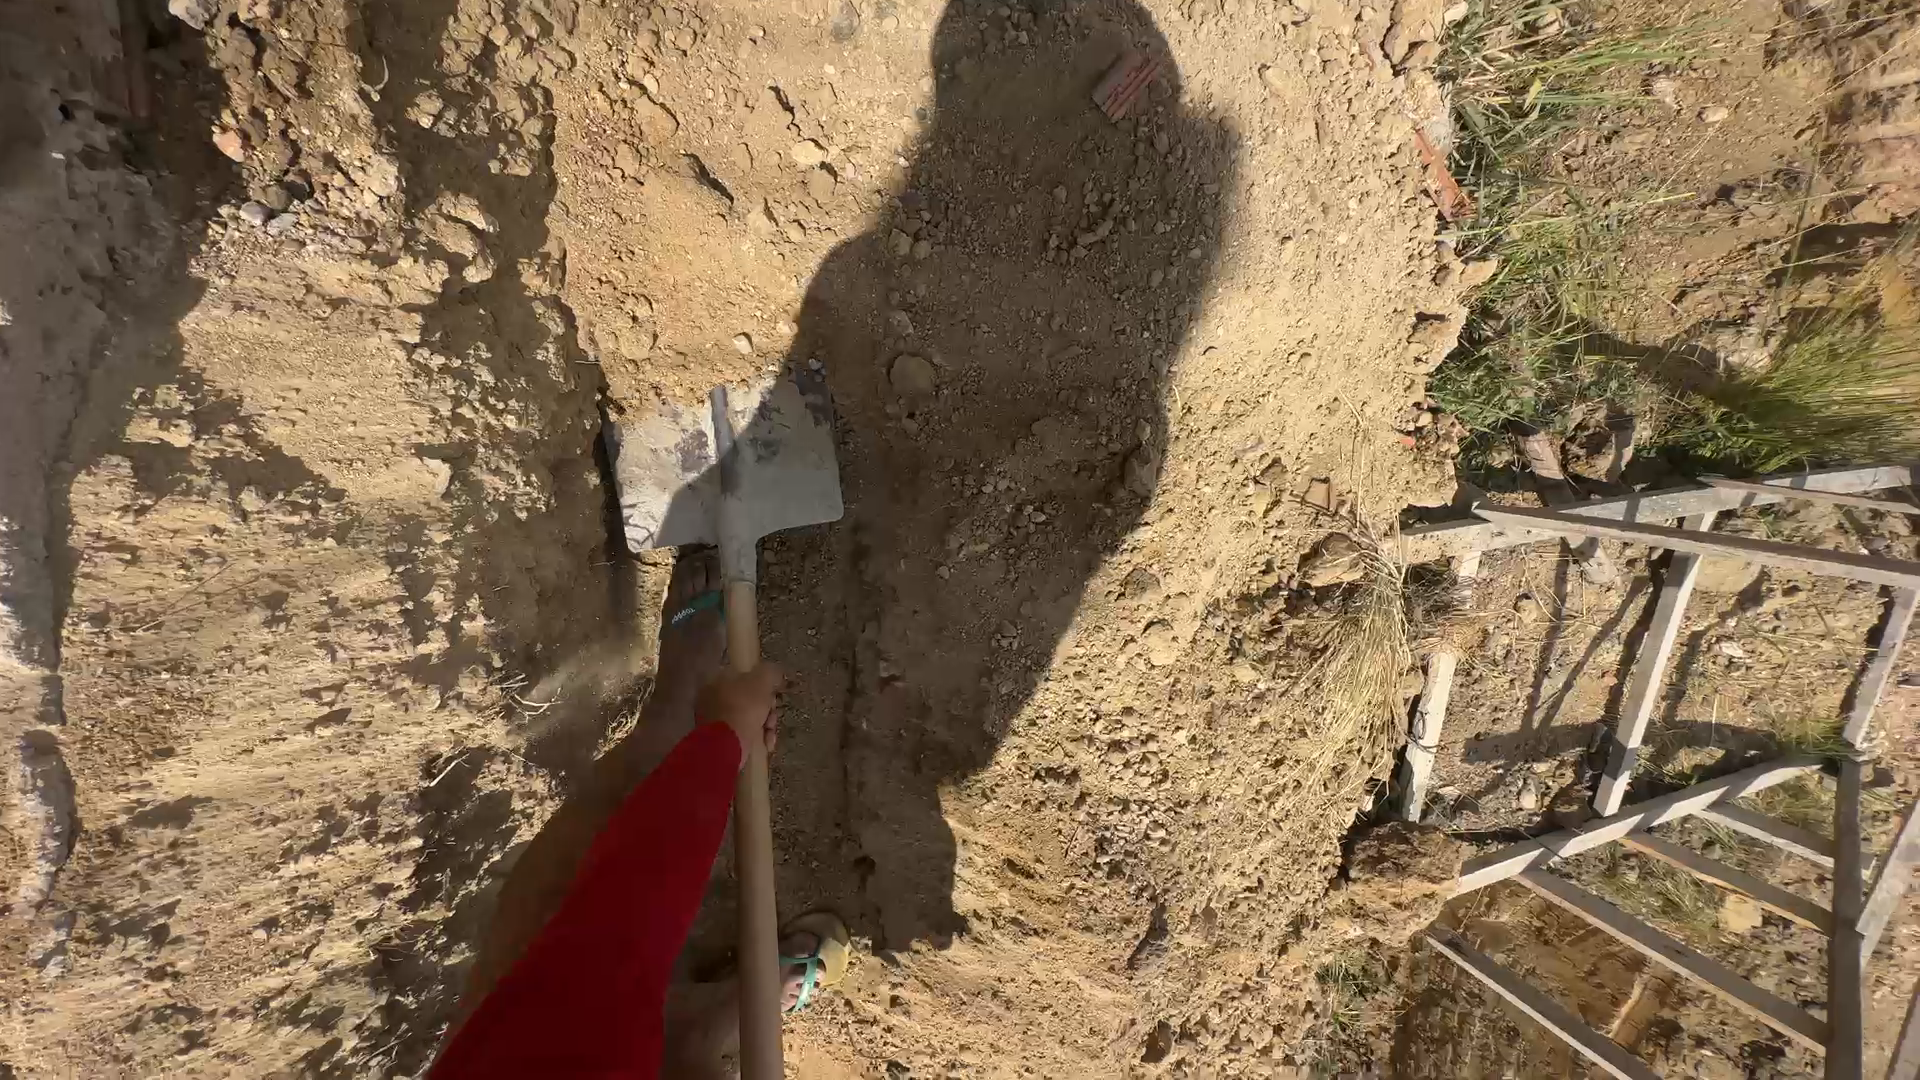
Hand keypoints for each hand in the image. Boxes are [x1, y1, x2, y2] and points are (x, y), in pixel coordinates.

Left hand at [696, 663, 781, 757]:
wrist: (726, 744)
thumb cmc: (743, 707)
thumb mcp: (762, 680)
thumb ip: (770, 672)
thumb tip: (774, 673)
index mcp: (718, 679)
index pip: (745, 675)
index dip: (763, 683)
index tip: (773, 692)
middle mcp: (713, 698)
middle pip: (750, 698)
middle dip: (767, 707)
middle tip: (772, 714)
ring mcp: (715, 720)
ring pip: (749, 717)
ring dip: (765, 723)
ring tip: (770, 732)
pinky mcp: (721, 739)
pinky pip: (745, 733)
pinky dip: (757, 737)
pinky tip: (766, 743)